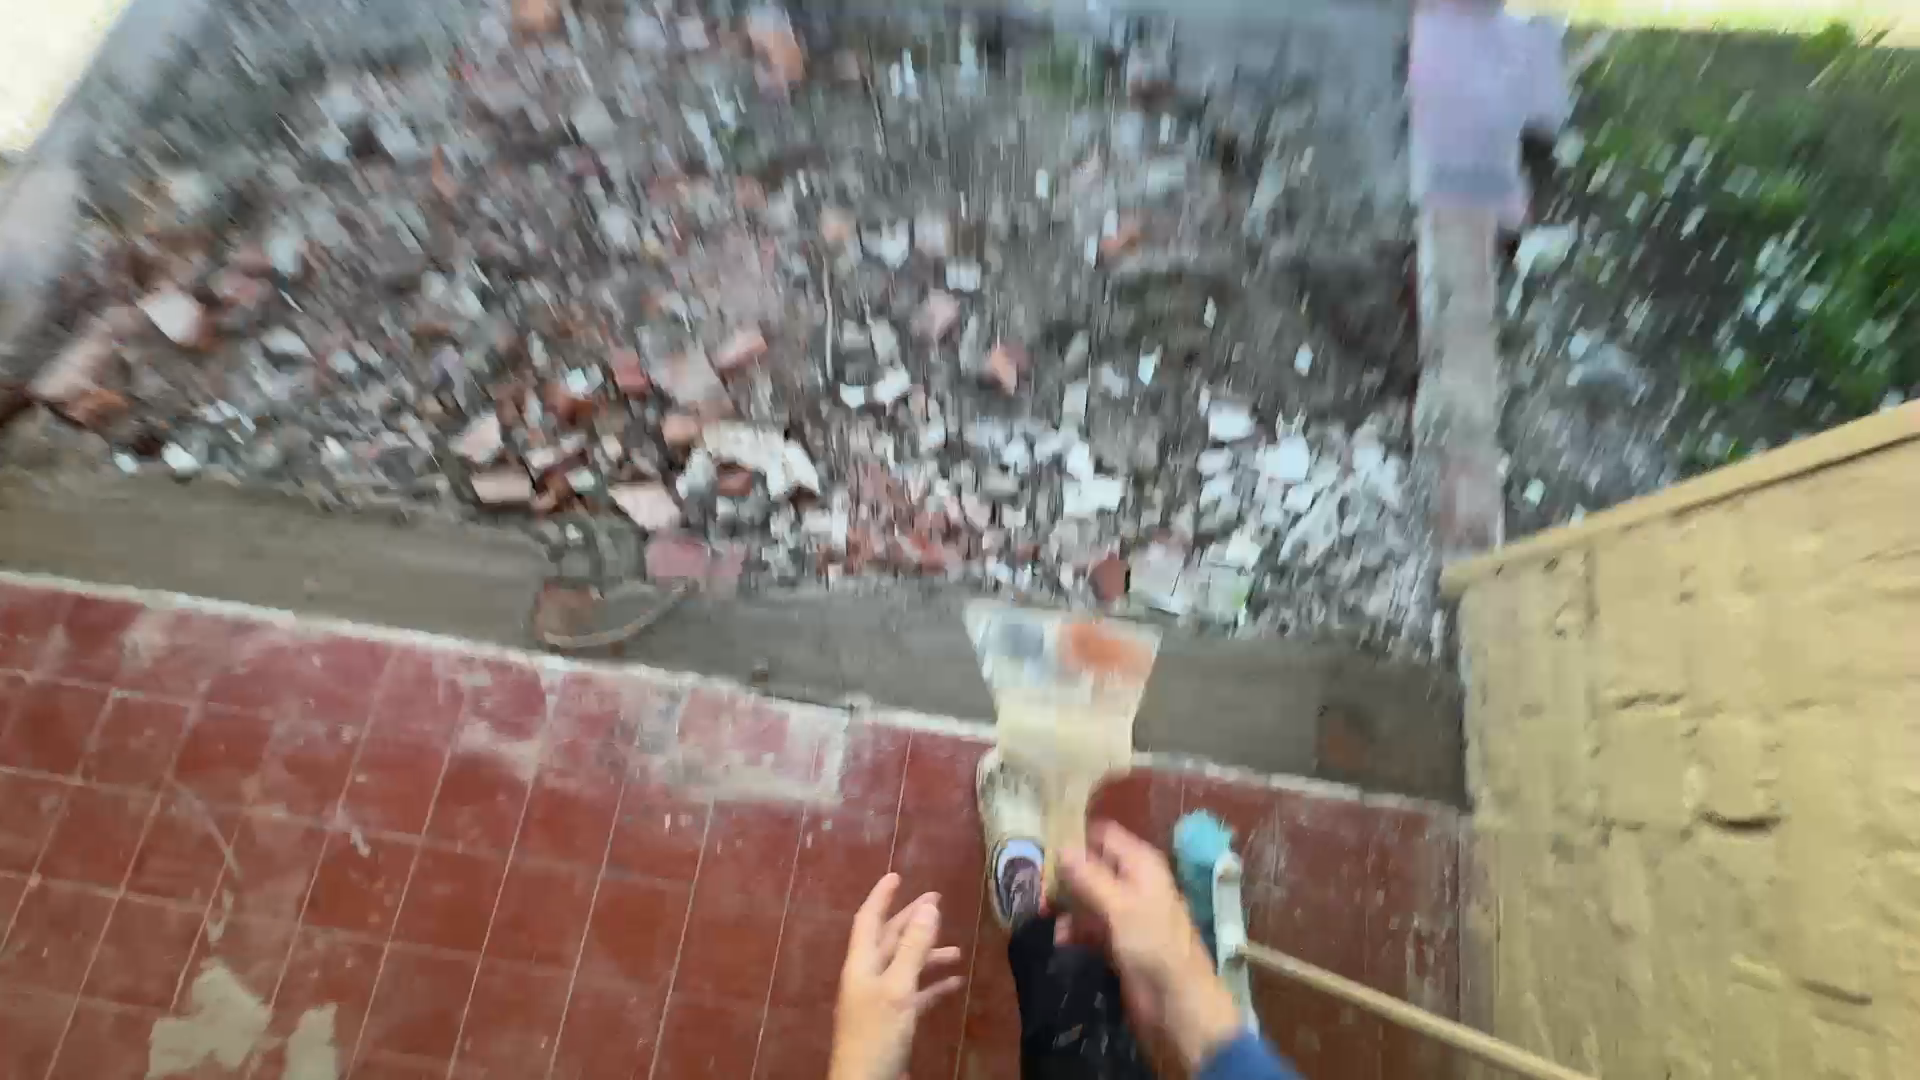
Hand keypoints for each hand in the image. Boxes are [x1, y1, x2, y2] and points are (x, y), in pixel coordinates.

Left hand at [828, 873, 966, 1079]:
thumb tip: (929, 906)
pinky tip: (954, 984)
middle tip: (936, 899)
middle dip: (912, 919)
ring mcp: (880, 1000)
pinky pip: (915, 995)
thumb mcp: (897, 987)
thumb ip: (913, 947)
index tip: (897, 875)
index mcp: (861, 963)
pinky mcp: (894, 1022)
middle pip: (890, 939)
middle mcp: (869, 976)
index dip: (882, 896)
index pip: (869, 919)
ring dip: (928, 955)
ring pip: (906, 966)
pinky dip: (933, 986)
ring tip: (956, 949)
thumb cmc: (877, 1033)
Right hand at [1056, 822, 1242, 1071]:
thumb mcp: (1120, 906)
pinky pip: (1089, 926)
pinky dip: (1074, 930)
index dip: (1076, 836)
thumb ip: (1089, 876)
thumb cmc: (1154, 945)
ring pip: (1087, 896)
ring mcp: (1123, 912)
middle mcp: (1131, 881)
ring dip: (1066, 904)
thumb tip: (1061, 847)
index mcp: (1140, 864)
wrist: (1179, 1007)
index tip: (1043, 842)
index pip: (1104, 835)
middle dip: (1064, 874)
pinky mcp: (1116, 941)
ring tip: (1041, 911)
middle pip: (1091, 866)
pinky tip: (1059, 938)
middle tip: (1034, 881)